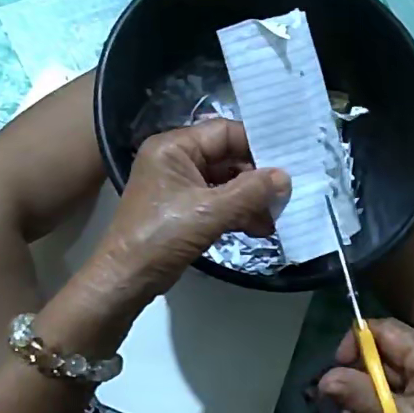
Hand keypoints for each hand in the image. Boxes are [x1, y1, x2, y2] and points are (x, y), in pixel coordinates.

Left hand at [85, 119, 289, 304]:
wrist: (126, 280)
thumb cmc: (161, 236)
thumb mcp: (210, 212)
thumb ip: (251, 192)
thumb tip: (286, 178)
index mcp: (174, 147)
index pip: (225, 132)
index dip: (257, 145)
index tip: (287, 161)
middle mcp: (177, 159)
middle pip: (228, 156)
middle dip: (257, 177)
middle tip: (286, 193)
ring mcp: (181, 184)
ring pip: (227, 181)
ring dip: (252, 198)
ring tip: (275, 215)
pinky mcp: (185, 208)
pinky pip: (220, 200)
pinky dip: (240, 211)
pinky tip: (260, 227)